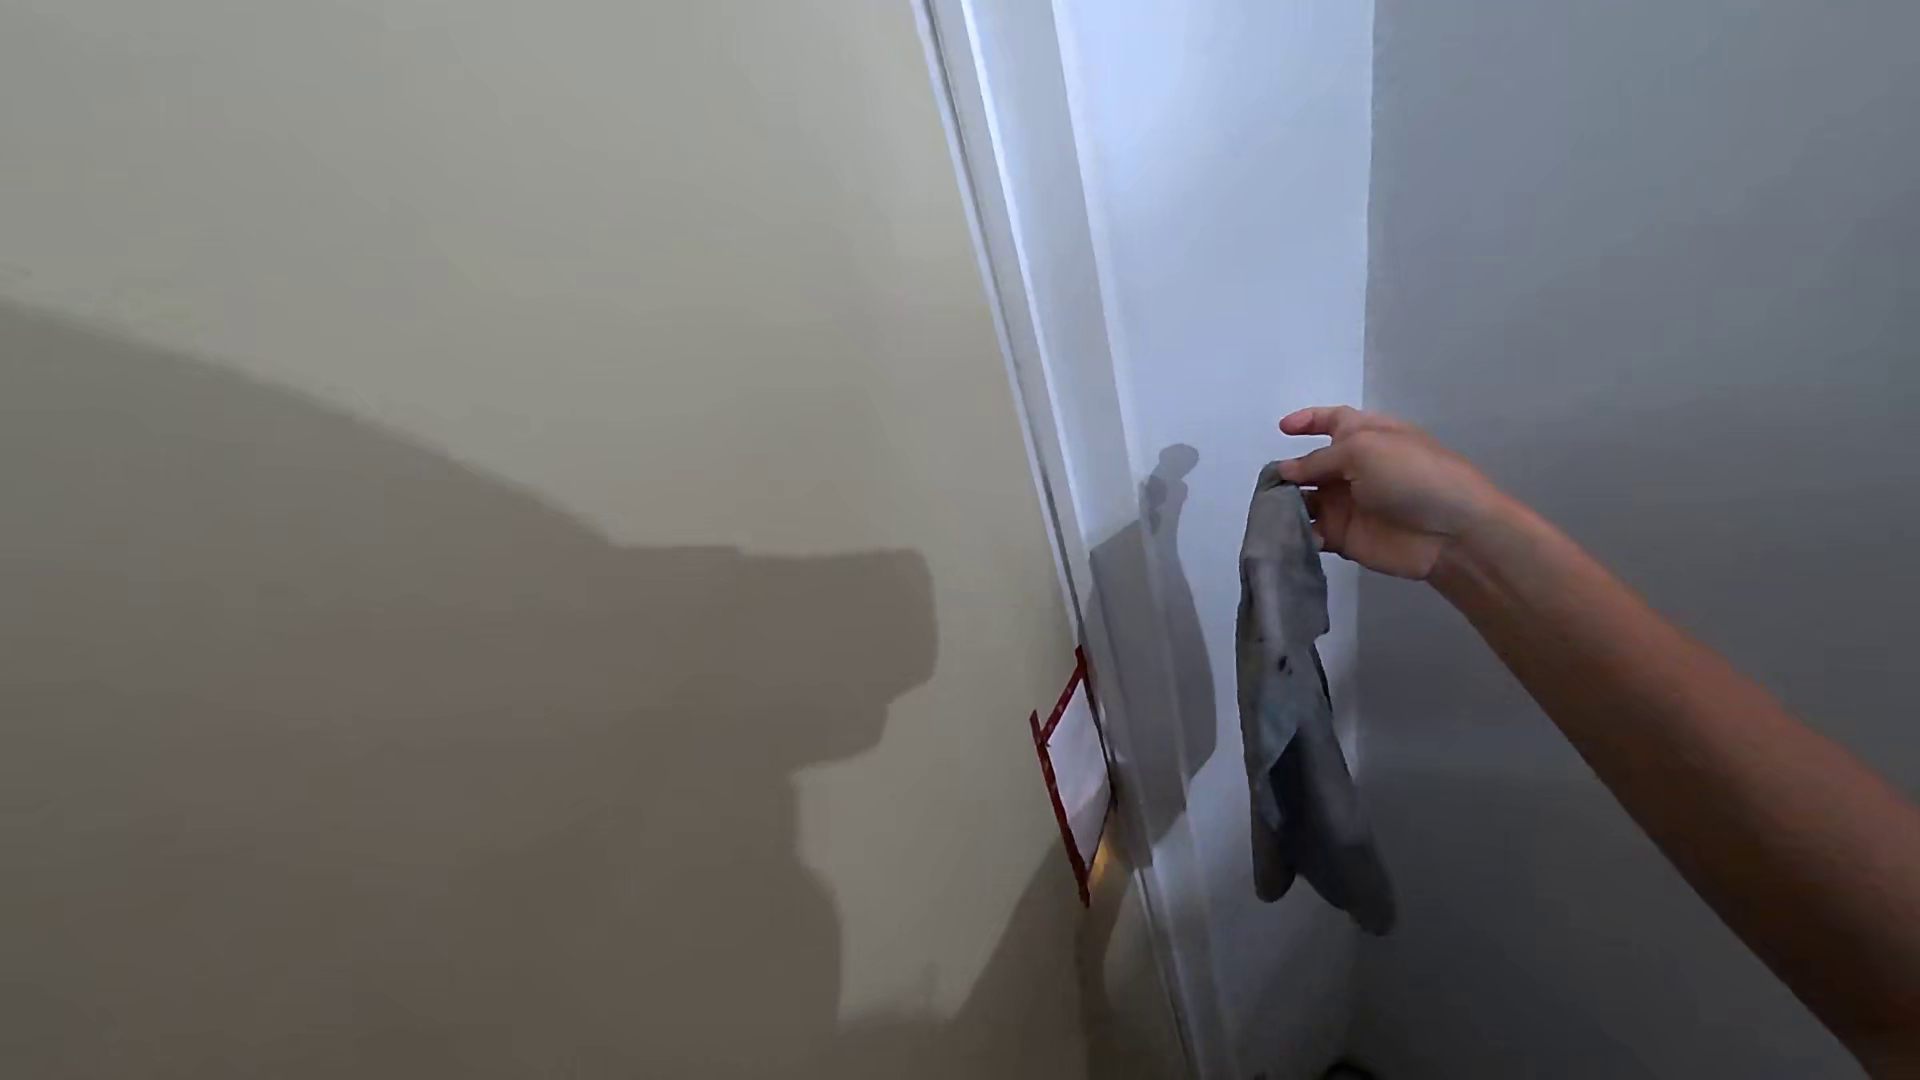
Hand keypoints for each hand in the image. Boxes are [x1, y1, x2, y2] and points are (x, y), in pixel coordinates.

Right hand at [1277, 405, 1509, 579]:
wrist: (1450, 533)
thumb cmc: (1412, 477)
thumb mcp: (1364, 449)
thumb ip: (1318, 459)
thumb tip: (1285, 471)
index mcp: (1366, 437)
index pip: (1333, 421)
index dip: (1309, 421)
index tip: (1282, 428)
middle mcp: (1353, 468)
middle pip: (1308, 465)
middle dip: (1286, 472)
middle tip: (1271, 484)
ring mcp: (1346, 503)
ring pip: (1303, 500)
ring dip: (1285, 503)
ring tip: (1272, 510)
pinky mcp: (1341, 535)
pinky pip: (1309, 531)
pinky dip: (1296, 532)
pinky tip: (1290, 533)